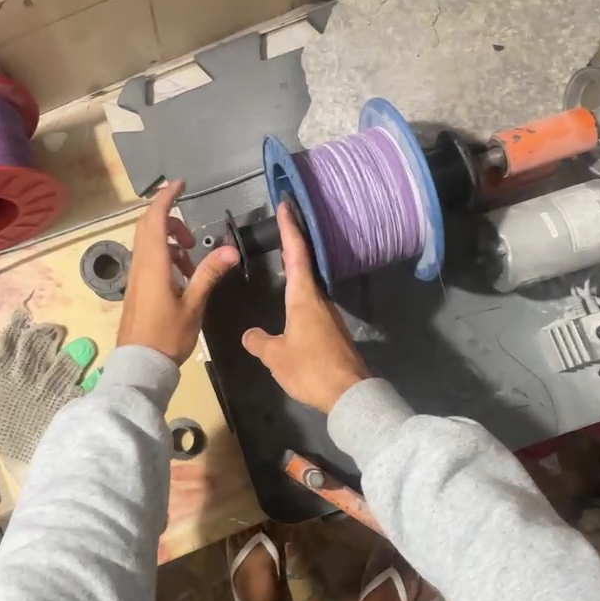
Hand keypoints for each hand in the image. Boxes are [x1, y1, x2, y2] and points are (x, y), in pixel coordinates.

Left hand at [117, 180, 238, 363]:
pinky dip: (166, 258)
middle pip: (149, 227)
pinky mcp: (137, 288)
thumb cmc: (167, 336)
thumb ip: (209, 274)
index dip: (166, 197)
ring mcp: (136, 276)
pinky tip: (183, 279)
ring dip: (172, 243)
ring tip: (193, 264)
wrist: (140, 365)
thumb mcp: (193, 305)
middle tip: (193, 236)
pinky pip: (149, 260)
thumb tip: (230, 249)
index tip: (180, 184)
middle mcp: (140, 264)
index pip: (155, 219)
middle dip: (172, 221)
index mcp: (153, 264)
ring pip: (149, 244)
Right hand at [241, 201, 369, 412]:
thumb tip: (250, 335)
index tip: (286, 206)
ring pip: (310, 286)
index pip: (296, 254)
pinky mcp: (333, 332)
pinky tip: (292, 303)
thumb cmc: (310, 368)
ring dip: (298, 270)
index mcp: (304, 298)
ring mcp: (329, 316)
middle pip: (305, 265)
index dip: (290, 229)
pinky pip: (313, 305)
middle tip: (283, 226)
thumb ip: (260, 342)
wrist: (348, 394)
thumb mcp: (275, 356)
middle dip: (294, 244)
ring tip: (283, 260)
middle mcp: (319, 300)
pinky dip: (301, 294)